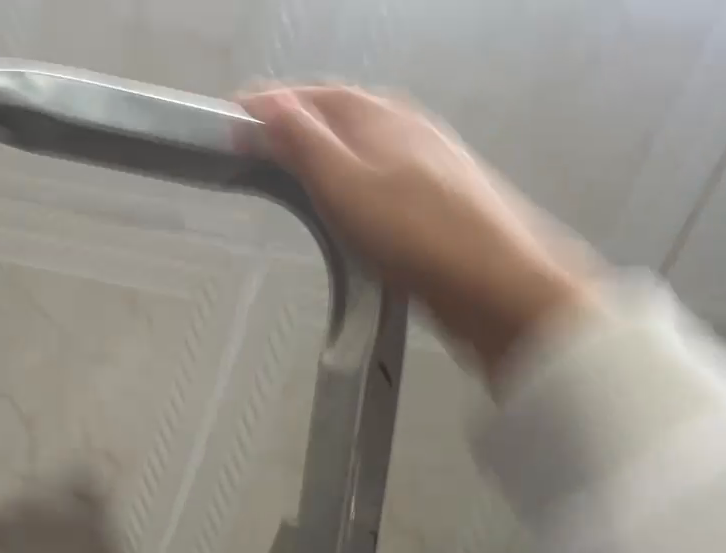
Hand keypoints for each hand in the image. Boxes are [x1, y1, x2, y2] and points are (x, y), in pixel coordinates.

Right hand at [236, 84, 599, 380]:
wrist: (494, 282)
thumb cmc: (413, 234)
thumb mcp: (345, 187)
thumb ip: (303, 145)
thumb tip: (265, 105)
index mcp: (381, 118)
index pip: (314, 96)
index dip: (271, 102)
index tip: (231, 115)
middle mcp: (407, 126)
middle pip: (341, 111)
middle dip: (295, 118)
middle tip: (254, 139)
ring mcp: (427, 158)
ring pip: (362, 138)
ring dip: (322, 142)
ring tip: (289, 163)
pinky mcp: (437, 193)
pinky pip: (379, 165)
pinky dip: (347, 167)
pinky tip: (343, 193)